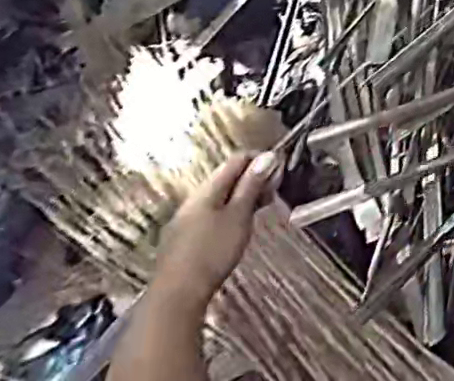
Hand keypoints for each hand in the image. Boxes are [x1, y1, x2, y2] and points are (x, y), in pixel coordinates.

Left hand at [145, 152, 278, 315]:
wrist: (175, 298)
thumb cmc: (212, 253)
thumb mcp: (239, 215)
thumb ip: (252, 184)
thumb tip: (267, 156)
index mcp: (207, 190)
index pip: (237, 159)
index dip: (261, 160)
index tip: (278, 174)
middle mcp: (193, 200)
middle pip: (228, 177)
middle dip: (253, 180)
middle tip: (272, 194)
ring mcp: (185, 220)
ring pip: (220, 196)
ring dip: (243, 197)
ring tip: (259, 210)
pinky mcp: (183, 239)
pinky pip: (211, 213)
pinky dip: (229, 212)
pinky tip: (237, 228)